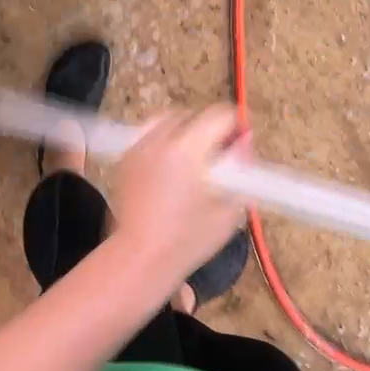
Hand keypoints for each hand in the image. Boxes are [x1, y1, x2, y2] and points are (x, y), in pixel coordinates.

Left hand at [108, 106, 249, 283]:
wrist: (141, 256)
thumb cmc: (189, 240)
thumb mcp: (228, 211)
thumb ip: (240, 172)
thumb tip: (244, 142)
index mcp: (189, 148)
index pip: (219, 114)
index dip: (235, 125)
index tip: (240, 142)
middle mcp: (161, 138)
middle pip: (193, 115)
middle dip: (209, 129)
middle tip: (219, 156)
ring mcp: (139, 144)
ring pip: (168, 119)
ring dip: (185, 131)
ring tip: (193, 158)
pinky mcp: (125, 155)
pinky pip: (148, 133)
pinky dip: (162, 139)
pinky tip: (169, 163)